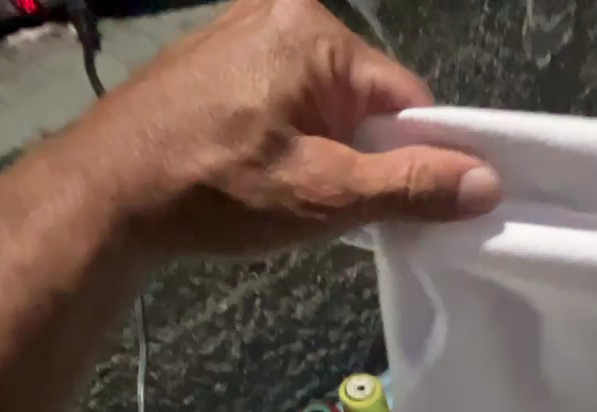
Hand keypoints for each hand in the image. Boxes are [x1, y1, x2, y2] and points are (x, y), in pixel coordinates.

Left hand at [44, 0, 501, 258]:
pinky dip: (305, 144)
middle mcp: (285, 14)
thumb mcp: (326, 194)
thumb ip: (410, 187)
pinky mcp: (228, 62)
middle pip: (372, 100)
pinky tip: (279, 177)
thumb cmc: (218, 190)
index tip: (413, 207)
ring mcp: (250, 33)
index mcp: (314, 32)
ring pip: (336, 107)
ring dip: (339, 156)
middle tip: (347, 208)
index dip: (420, 158)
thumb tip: (488, 185)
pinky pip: (298, 104)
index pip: (408, 99)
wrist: (108, 194)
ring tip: (305, 196)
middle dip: (372, 158)